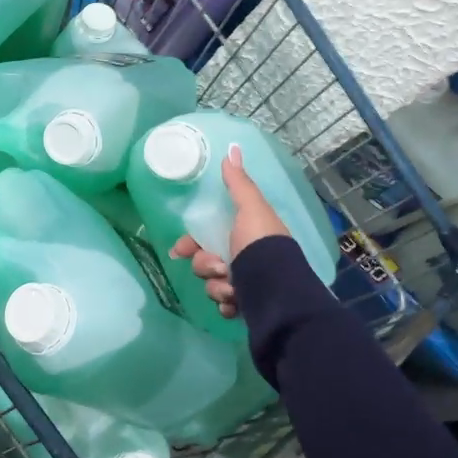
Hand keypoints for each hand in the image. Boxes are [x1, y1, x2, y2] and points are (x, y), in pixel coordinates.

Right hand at [169, 144, 291, 318]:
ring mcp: (245, 286)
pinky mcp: (246, 308)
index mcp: (244, 237)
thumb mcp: (250, 209)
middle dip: (206, 266)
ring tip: (232, 288)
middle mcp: (244, 260)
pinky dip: (227, 305)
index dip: (189, 244)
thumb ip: (238, 183)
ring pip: (212, 285)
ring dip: (217, 286)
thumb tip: (232, 149)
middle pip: (205, 263)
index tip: (179, 252)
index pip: (205, 239)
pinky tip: (235, 302)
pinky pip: (224, 306)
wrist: (278, 290)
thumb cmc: (261, 245)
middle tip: (218, 269)